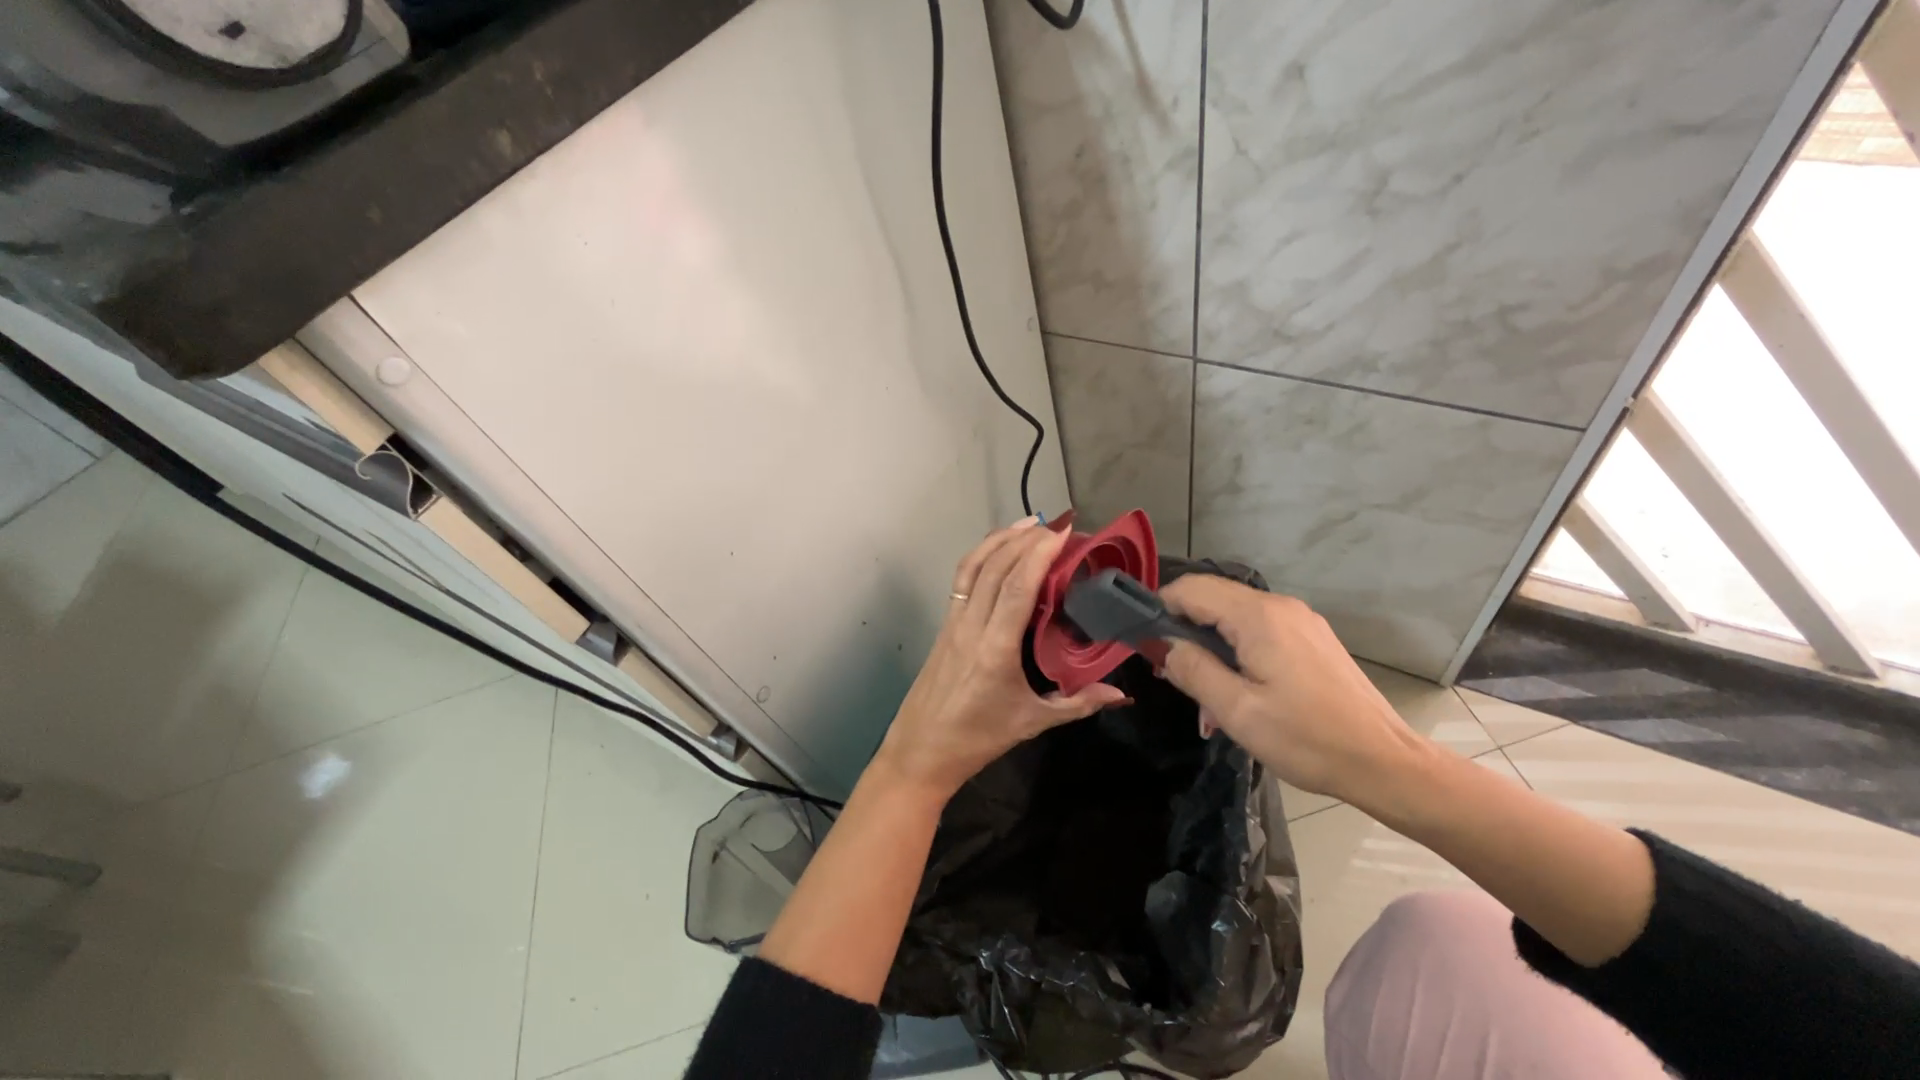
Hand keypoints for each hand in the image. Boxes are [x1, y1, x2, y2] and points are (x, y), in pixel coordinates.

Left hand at [867, 518, 1127, 803]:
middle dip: (1025, 540)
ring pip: (973, 567)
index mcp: (994, 649)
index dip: (1039, 554)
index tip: (1064, 533)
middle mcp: (971, 627)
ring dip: (1000, 539)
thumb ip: (1078, 703)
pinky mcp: (945, 626)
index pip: (1017, 588)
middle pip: (995, 568)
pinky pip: (962, 580)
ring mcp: (953, 623)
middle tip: (1058, 526)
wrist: (921, 751)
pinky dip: (981, 556)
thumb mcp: (1032, 723)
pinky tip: (1000, 550)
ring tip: (1030, 524)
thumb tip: (1121, 693)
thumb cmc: (978, 739)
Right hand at [1156, 575, 1431, 804]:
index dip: (1159, 610)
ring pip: (1236, 619)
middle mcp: (1280, 607)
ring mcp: (1301, 621)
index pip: (1190, 589)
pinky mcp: (1312, 640)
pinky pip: (1261, 633)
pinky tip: (1241, 695)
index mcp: (1258, 617)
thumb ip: (1192, 670)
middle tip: (1176, 680)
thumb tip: (1162, 644)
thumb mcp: (1237, 711)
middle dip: (1185, 633)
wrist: (1383, 761)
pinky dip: (1239, 654)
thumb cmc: (1306, 739)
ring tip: (1209, 701)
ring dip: (1212, 650)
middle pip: (1213, 600)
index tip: (1145, 646)